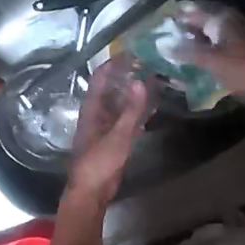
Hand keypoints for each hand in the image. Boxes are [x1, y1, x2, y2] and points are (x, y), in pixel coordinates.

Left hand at [65, 57, 151, 204]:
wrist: (91, 192)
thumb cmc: (99, 162)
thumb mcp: (118, 136)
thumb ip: (131, 110)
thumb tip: (141, 81)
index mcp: (92, 109)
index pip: (100, 78)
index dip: (114, 63)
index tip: (133, 52)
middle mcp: (97, 114)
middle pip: (111, 89)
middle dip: (127, 76)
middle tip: (149, 64)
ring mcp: (105, 127)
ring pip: (120, 104)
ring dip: (133, 94)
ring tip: (153, 81)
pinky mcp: (113, 140)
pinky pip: (126, 120)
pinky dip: (137, 112)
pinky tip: (151, 109)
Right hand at [173, 4, 244, 136]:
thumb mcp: (217, 63)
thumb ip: (191, 53)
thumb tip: (164, 43)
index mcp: (229, 24)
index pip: (202, 12)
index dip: (186, 14)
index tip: (168, 18)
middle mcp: (239, 29)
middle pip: (211, 25)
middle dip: (193, 29)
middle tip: (171, 36)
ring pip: (220, 40)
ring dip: (203, 44)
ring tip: (183, 51)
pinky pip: (228, 55)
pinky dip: (214, 58)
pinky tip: (206, 67)